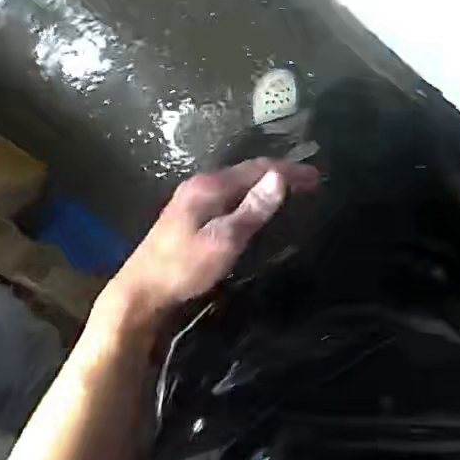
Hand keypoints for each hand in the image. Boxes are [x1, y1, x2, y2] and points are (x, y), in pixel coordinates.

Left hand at [106, 158, 320, 323]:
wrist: (142, 290)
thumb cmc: (184, 268)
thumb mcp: (224, 240)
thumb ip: (252, 209)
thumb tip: (280, 178)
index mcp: (210, 186)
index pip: (258, 168)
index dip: (290, 171)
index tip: (317, 178)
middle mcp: (201, 184)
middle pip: (248, 171)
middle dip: (282, 173)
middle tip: (311, 182)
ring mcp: (194, 197)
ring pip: (239, 182)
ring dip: (267, 183)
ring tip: (293, 190)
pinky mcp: (191, 212)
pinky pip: (231, 193)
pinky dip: (253, 194)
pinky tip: (260, 204)